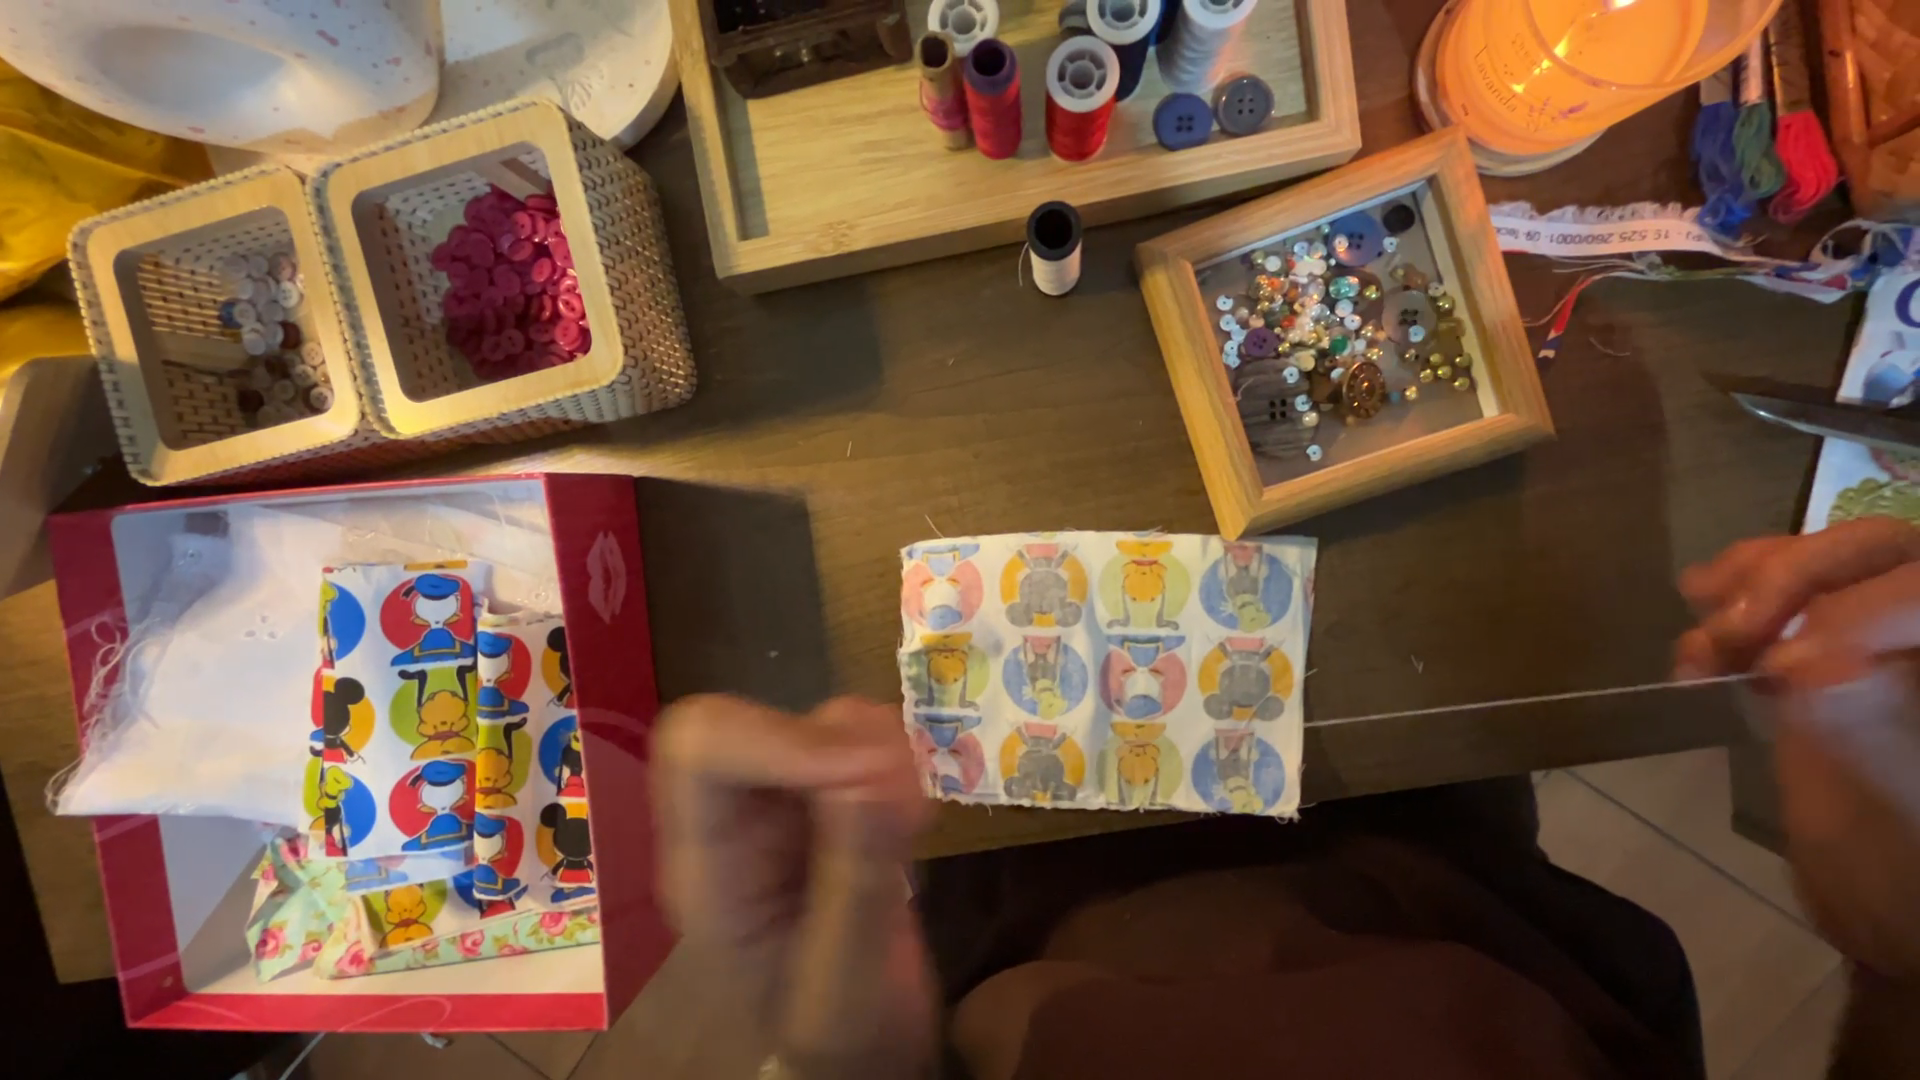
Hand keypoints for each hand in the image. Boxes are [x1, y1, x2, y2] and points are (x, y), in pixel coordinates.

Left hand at [653, 694, 932, 1073]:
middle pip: (756, 720)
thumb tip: (877, 773)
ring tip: (914, 818)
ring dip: (875, 747)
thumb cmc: (844, 1028)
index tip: (866, 775)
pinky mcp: (828, 793)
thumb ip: (858, 882)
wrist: (865, 1040)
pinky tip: (913, 813)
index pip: (701, 750)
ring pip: (814, 720)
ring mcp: (782, 800)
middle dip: (837, 742)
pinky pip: (856, 735)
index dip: (778, 739)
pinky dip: (894, 753)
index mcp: (707, 865)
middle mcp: (734, 818)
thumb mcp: (848, 979)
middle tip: (902, 795)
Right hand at [1676, 519, 1919, 979]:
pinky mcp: (1829, 651)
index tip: (1785, 671)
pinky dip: (1727, 601)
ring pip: (1833, 556)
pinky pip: (1783, 590)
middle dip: (1795, 577)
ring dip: (1752, 585)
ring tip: (1708, 640)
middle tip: (1732, 634)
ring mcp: (1889, 641)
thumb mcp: (1891, 822)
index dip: (1871, 606)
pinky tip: (1698, 646)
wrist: (1895, 916)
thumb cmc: (1909, 883)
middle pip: (1888, 550)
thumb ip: (1868, 735)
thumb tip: (1815, 658)